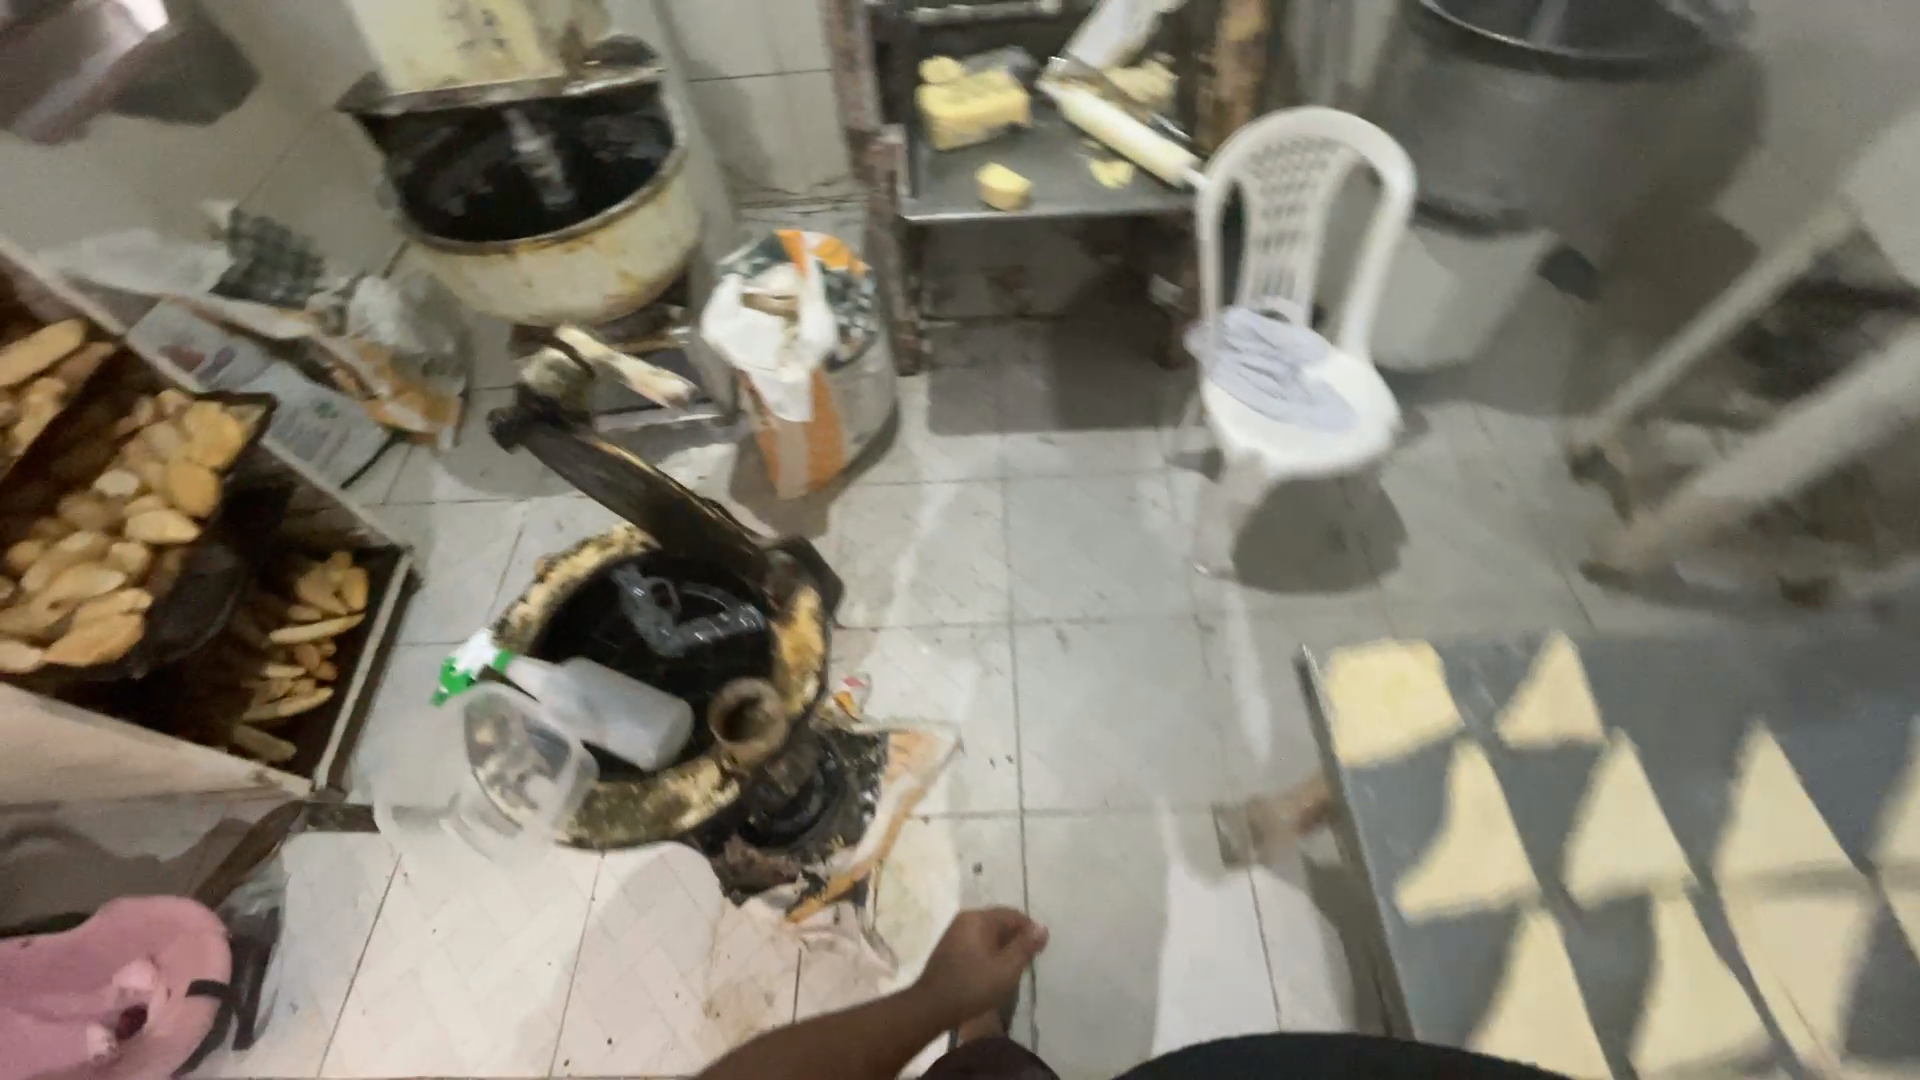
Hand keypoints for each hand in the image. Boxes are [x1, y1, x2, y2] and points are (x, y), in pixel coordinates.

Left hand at [912, 907, 1048, 1025]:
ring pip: (987, 933)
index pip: (1012, 914)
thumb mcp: (1006, 969)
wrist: (931, 1006)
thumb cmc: (973, 986)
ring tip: (1012, 968)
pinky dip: (989, 951)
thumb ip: (1025, 947)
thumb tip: (1043, 927)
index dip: (1030, 929)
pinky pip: (976, 942)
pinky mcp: (949, 947)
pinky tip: (992, 971)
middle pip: (999, 921)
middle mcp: (966, 918)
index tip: (1040, 950)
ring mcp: (955, 932)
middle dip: (1016, 938)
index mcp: (979, 918)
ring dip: (1002, 946)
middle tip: (1027, 961)